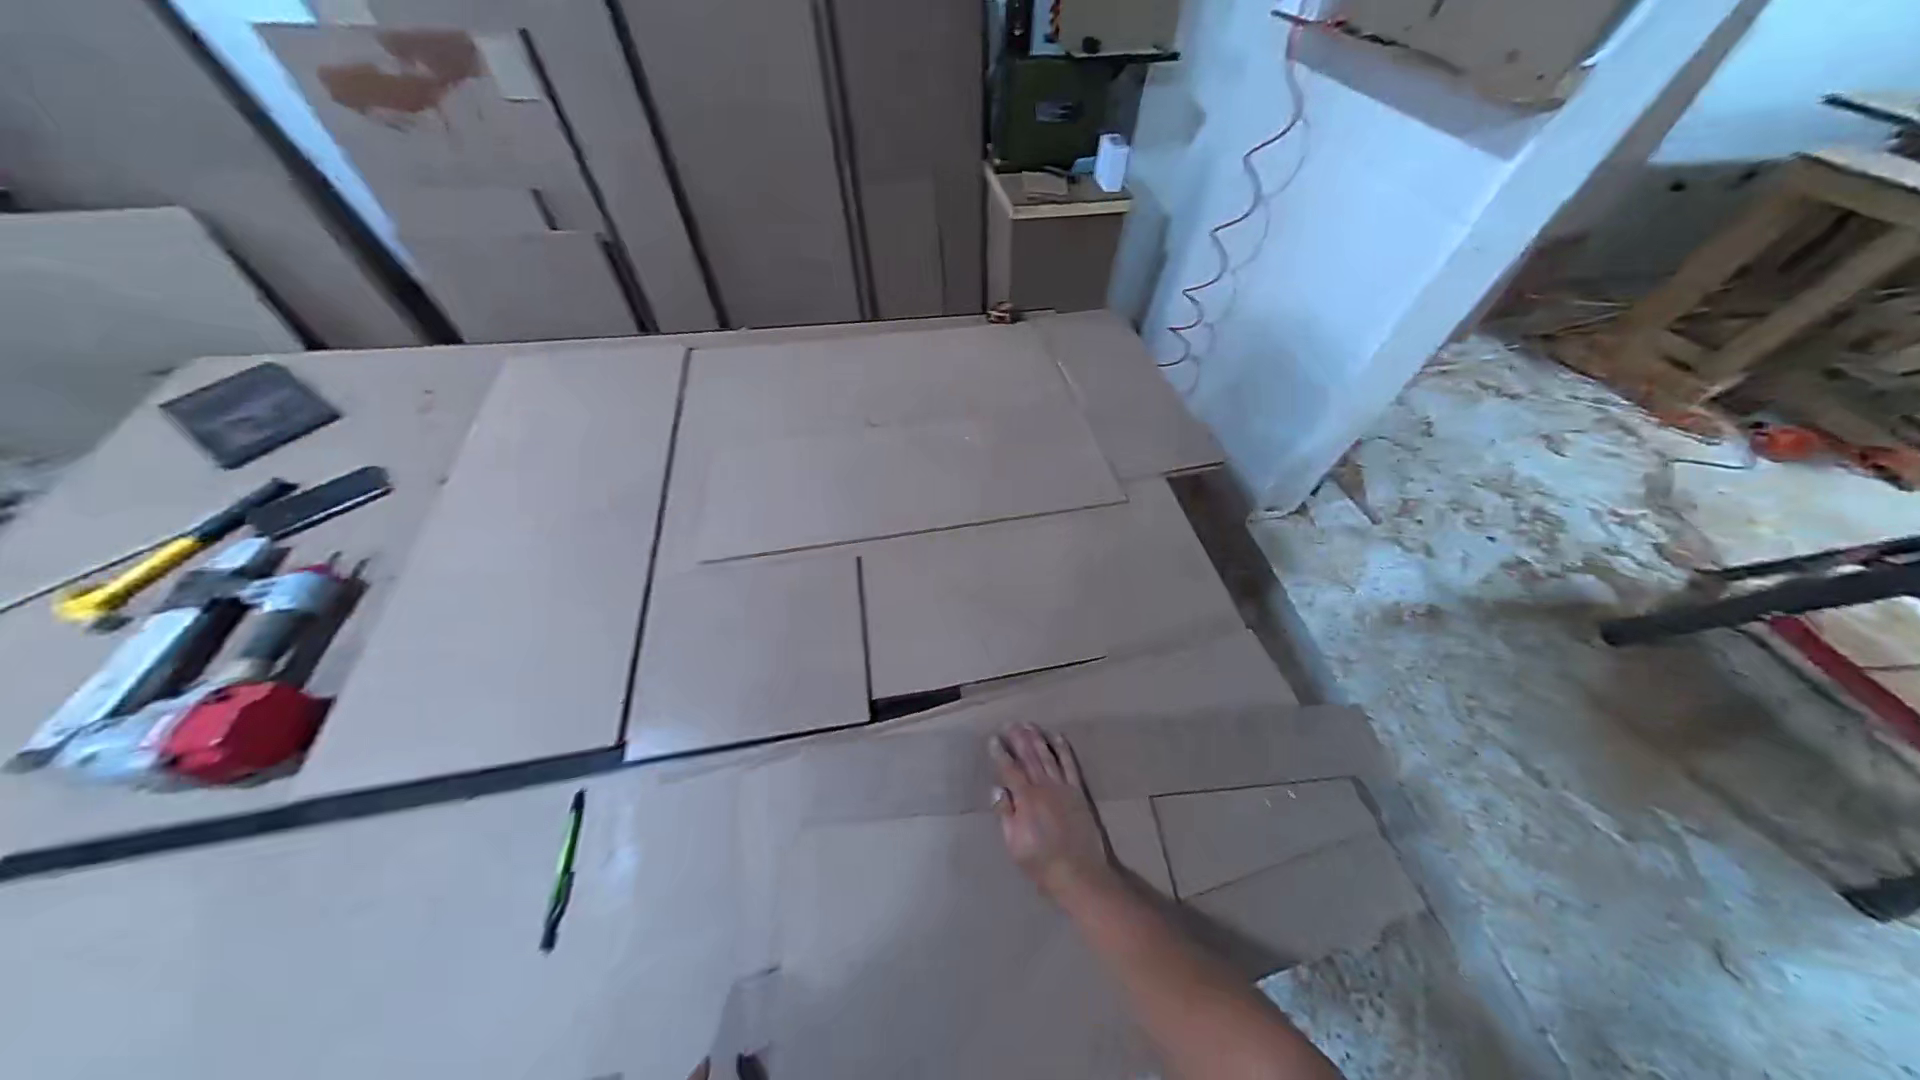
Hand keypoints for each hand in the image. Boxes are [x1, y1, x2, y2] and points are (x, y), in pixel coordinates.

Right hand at [990, 724, 1119, 902]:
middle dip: (1018, 739)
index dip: (1000, 754)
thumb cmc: (1041, 864)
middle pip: (1029, 757)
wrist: (1080, 875)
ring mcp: (1063, 787)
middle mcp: (1044, 787)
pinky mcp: (1078, 792)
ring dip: (1037, 739)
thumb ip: (1006, 814)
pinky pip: (1070, 765)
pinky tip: (1057, 738)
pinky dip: (1063, 749)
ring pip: (1047, 756)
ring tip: (1028, 725)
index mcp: (1026, 799)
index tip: (993, 739)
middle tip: (1010, 724)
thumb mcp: (1014, 844)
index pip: (1009, 770)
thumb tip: (997, 789)